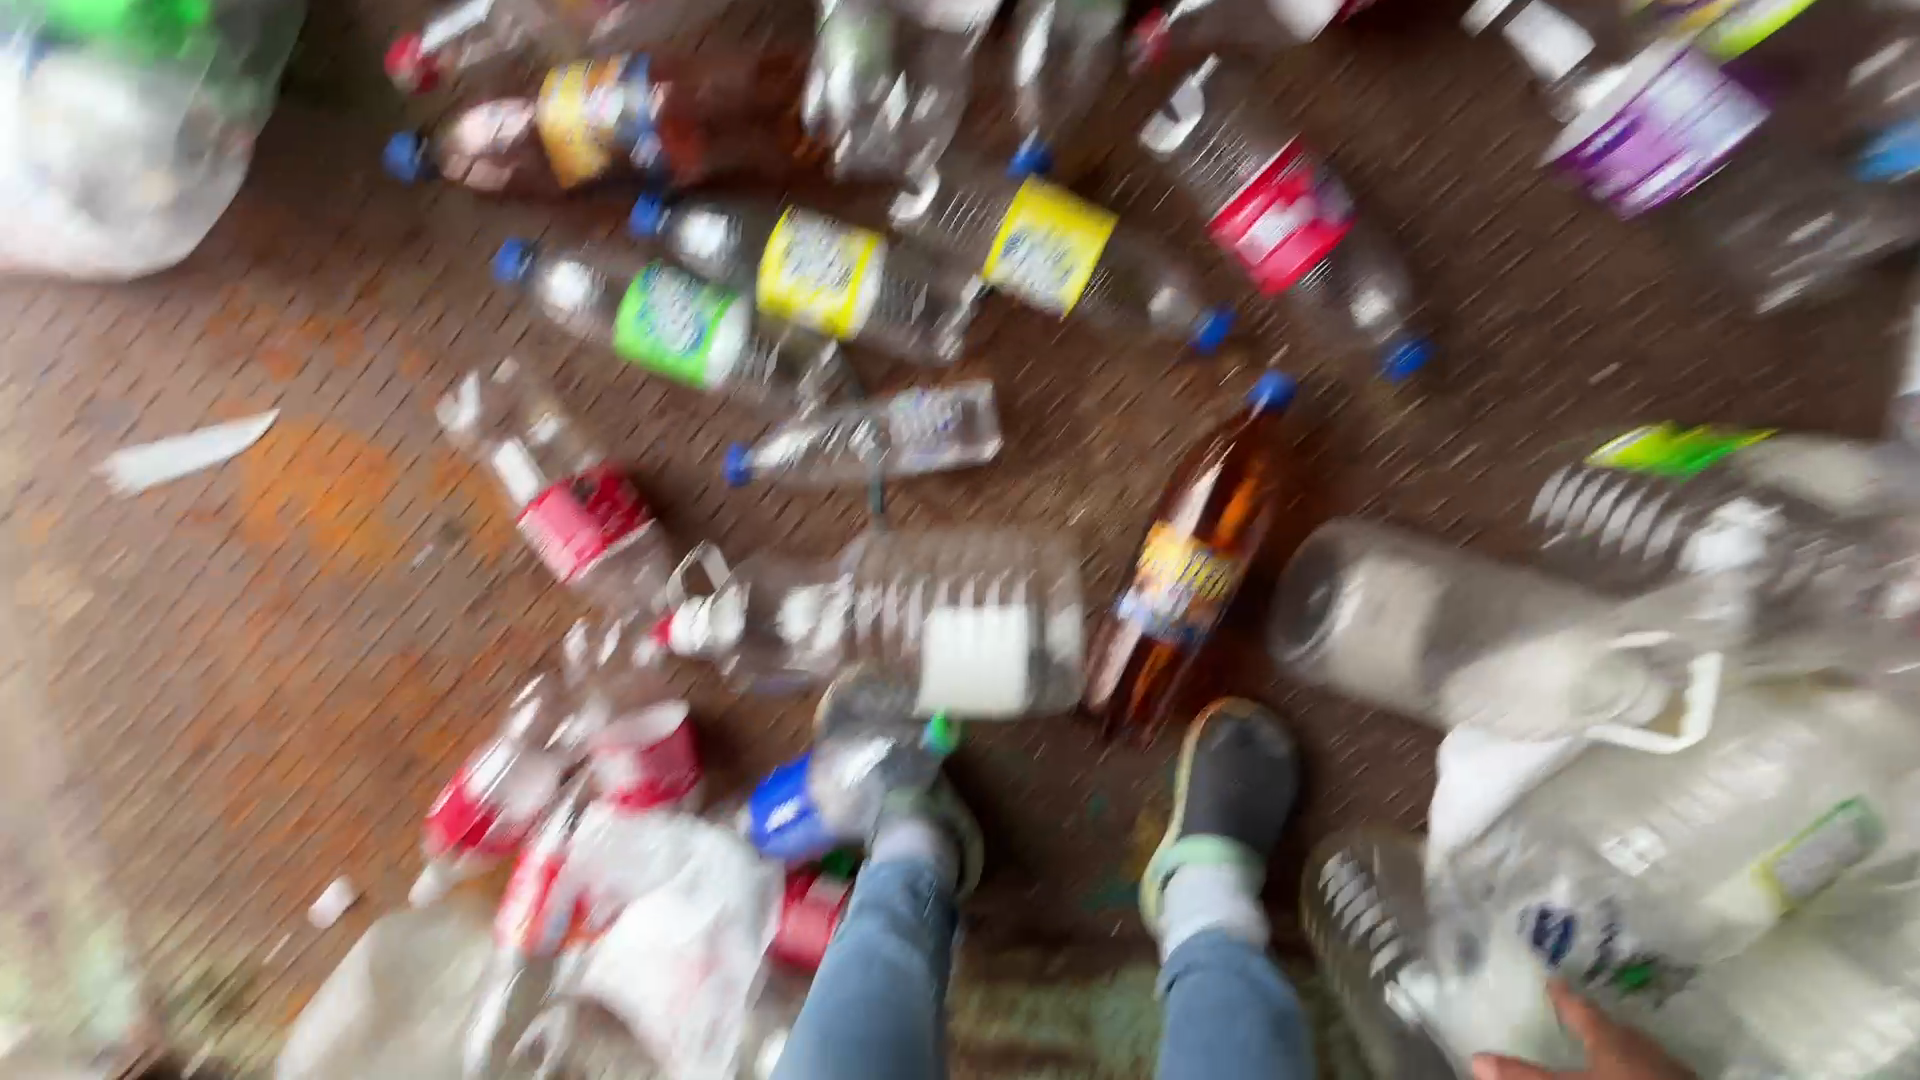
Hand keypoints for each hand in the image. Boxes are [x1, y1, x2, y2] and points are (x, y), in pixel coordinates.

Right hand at [1471, 979, 1695, 1079]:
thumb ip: (1526, 1075)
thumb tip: (1475, 1057)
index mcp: (1608, 1037)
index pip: (1579, 1007)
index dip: (1562, 995)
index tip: (1550, 977)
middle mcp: (1639, 1044)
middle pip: (1613, 1026)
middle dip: (1594, 1019)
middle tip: (1575, 1011)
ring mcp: (1671, 1068)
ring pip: (1639, 1048)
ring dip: (1621, 1044)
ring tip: (1606, 1045)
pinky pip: (1658, 1068)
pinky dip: (1642, 1067)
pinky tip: (1638, 1074)